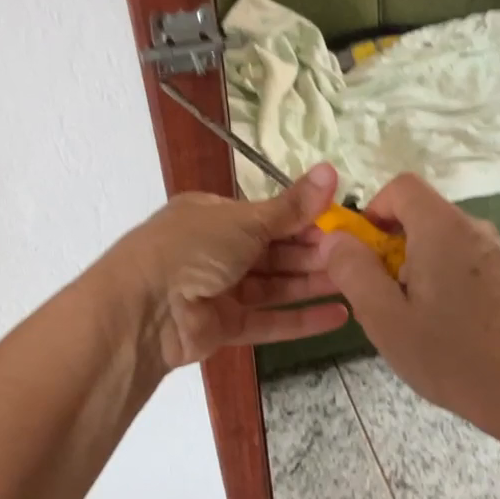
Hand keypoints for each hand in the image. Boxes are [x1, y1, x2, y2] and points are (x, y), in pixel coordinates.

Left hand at [117, 165, 349, 367]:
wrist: (143, 309)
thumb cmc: (192, 249)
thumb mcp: (245, 220)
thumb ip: (291, 207)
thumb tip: (331, 171)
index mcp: (215, 216)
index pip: (269, 217)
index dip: (305, 220)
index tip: (343, 226)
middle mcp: (217, 250)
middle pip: (275, 252)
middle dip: (314, 254)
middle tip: (356, 257)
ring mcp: (220, 290)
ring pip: (275, 286)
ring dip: (312, 284)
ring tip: (356, 284)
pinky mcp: (225, 327)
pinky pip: (269, 321)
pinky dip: (302, 319)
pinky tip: (338, 317)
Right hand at [321, 174, 499, 435]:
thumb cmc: (451, 356)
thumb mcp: (386, 318)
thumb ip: (354, 271)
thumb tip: (335, 238)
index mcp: (442, 228)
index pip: (402, 187)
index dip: (372, 211)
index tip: (361, 254)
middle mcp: (474, 229)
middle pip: (420, 216)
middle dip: (390, 249)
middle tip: (382, 299)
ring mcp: (495, 255)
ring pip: (440, 244)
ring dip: (414, 271)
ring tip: (411, 322)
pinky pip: (461, 265)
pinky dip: (440, 283)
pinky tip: (442, 331)